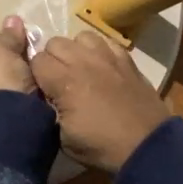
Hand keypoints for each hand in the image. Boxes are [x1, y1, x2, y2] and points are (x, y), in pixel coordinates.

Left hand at [0, 16, 35, 108]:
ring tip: (36, 68)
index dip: (3, 38)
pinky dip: (24, 88)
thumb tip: (13, 18)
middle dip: (13, 56)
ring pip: (7, 79)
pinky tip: (36, 83)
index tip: (21, 38)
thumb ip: (9, 34)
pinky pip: (15, 94)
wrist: (9, 120)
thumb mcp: (3, 50)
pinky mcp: (1, 116)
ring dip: (20, 72)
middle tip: (31, 52)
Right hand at [29, 31, 169, 172]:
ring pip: (81, 36)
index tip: (43, 90)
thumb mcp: (63, 139)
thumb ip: (49, 111)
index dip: (36, 75)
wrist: (146, 146)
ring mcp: (108, 57)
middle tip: (58, 80)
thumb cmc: (102, 147)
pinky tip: (102, 67)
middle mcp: (84, 62)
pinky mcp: (127, 60)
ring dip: (76, 50)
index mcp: (65, 81)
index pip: (36, 60)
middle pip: (55, 42)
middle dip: (52, 59)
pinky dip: (100, 50)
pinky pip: (107, 42)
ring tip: (80, 69)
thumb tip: (45, 97)